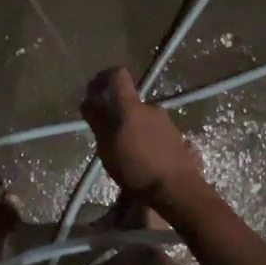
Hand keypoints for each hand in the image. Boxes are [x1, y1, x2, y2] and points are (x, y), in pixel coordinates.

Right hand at [80, 67, 205, 204]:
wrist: (176, 190)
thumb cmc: (135, 167)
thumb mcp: (107, 146)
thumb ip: (97, 121)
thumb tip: (88, 102)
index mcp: (131, 106)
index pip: (117, 75)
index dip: (103, 78)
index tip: (93, 94)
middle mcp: (152, 107)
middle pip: (129, 102)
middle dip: (115, 114)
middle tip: (106, 137)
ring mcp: (167, 123)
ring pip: (142, 119)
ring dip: (130, 129)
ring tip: (124, 154)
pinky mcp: (177, 138)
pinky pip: (154, 132)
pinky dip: (144, 140)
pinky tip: (141, 161)